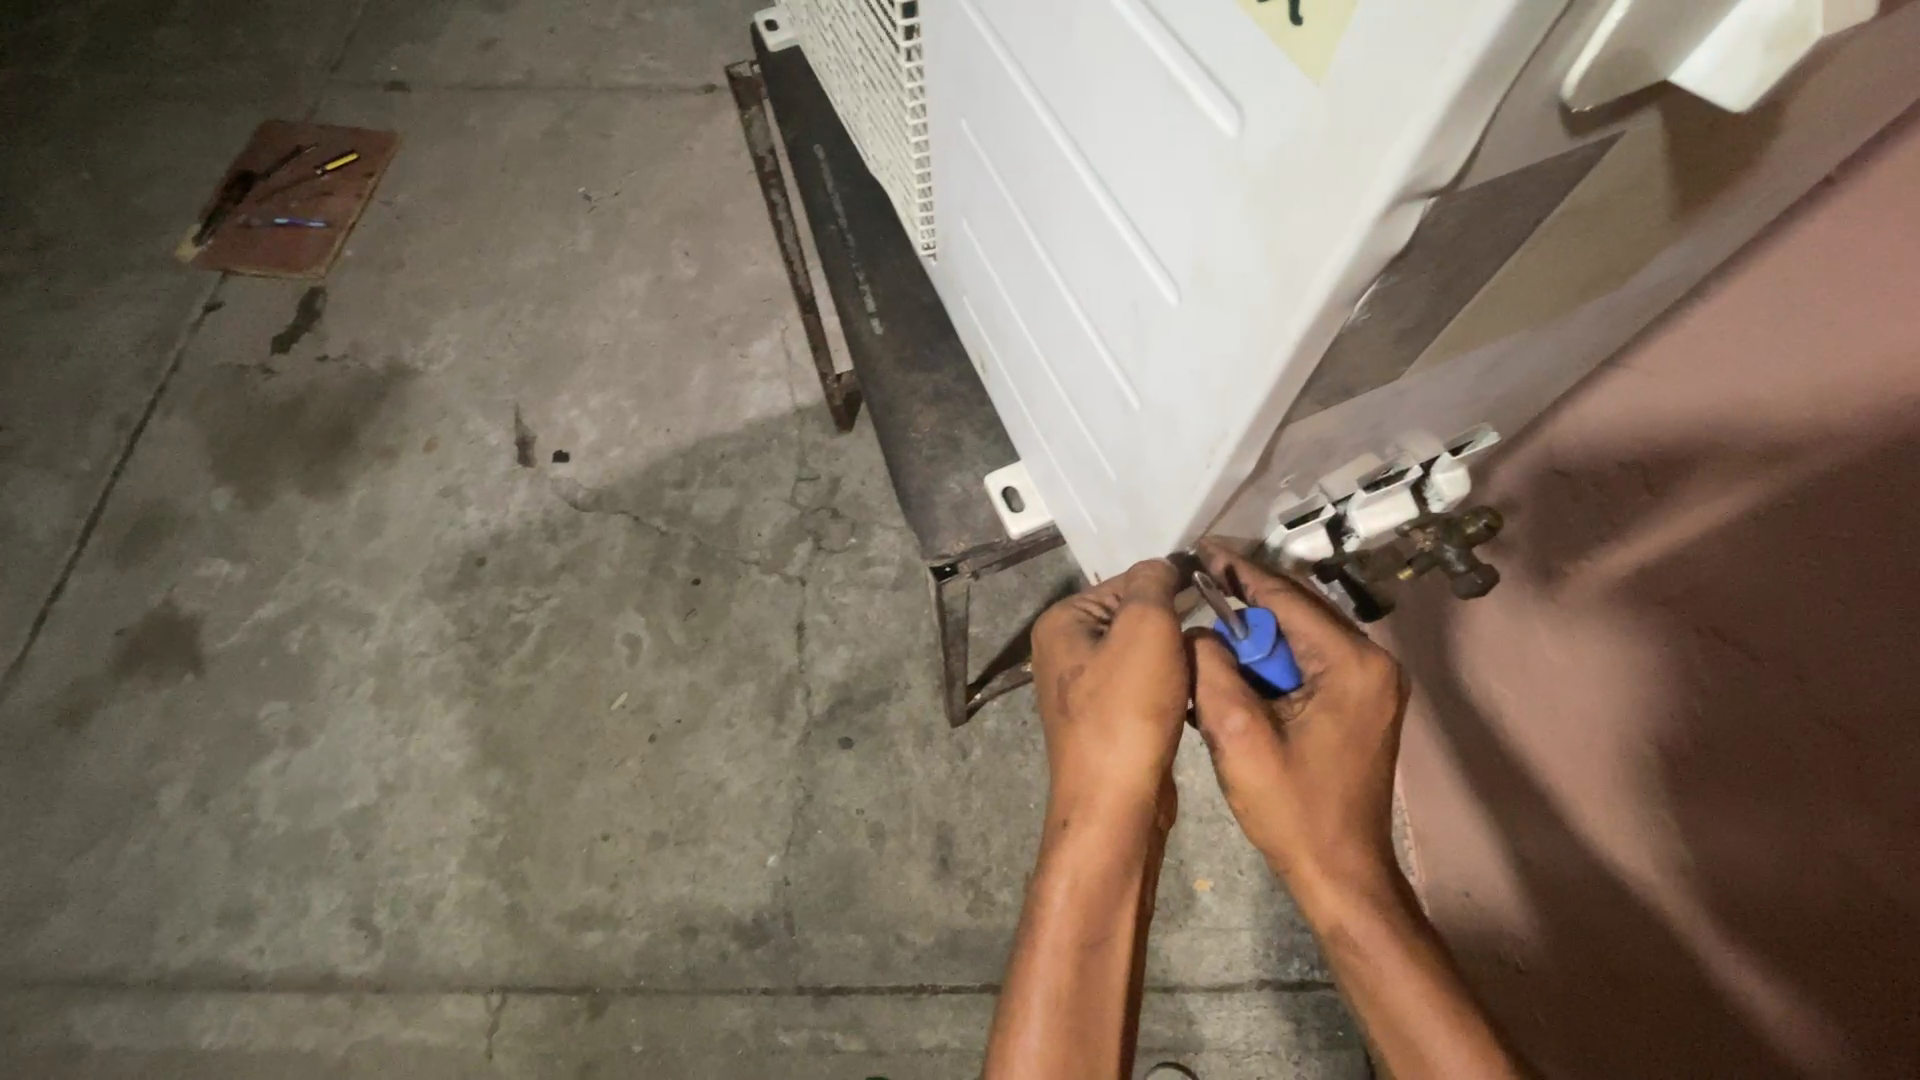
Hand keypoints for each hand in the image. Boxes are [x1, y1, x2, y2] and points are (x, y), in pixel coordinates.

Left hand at [1030, 558, 1187, 828]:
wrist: (1116, 799)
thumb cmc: (1127, 707)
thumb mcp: (1146, 626)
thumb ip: (1153, 582)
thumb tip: (1163, 565)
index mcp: (1062, 620)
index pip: (1126, 582)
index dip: (1170, 586)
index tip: (1212, 596)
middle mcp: (1063, 649)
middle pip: (1134, 618)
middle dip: (1173, 627)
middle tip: (1209, 639)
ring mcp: (1082, 687)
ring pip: (1144, 653)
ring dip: (1176, 659)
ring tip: (1200, 669)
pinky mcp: (1104, 718)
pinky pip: (1144, 685)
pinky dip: (1169, 687)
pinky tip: (1189, 696)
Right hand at [1187, 539, 1407, 901]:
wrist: (1341, 870)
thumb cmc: (1290, 807)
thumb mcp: (1236, 734)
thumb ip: (1212, 668)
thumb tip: (1199, 631)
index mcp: (1351, 664)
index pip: (1286, 597)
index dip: (1239, 569)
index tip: (1201, 548)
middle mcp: (1372, 661)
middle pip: (1299, 607)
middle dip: (1247, 593)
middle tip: (1199, 576)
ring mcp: (1372, 681)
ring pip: (1303, 631)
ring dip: (1258, 626)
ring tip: (1211, 613)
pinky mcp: (1362, 699)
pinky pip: (1311, 656)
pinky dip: (1273, 653)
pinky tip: (1239, 656)